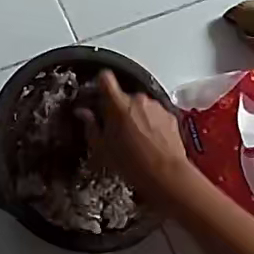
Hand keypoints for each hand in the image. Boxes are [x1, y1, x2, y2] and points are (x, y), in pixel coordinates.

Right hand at [77, 70, 197, 198]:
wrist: (165, 174)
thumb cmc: (132, 163)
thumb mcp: (101, 146)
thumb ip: (90, 125)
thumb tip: (83, 114)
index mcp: (117, 104)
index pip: (105, 78)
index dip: (101, 83)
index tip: (99, 92)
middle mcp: (138, 100)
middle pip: (123, 96)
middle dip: (119, 109)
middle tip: (116, 129)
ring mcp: (156, 107)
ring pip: (140, 105)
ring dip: (136, 116)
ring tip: (134, 138)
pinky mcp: (169, 116)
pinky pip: (155, 114)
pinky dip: (151, 123)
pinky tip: (148, 141)